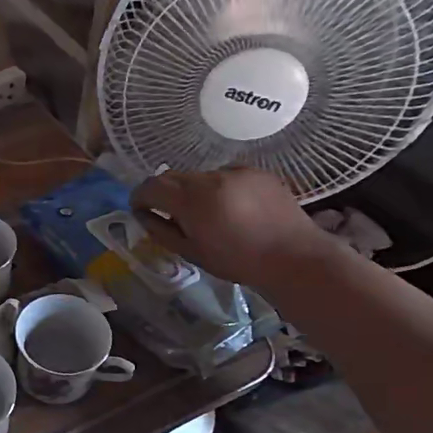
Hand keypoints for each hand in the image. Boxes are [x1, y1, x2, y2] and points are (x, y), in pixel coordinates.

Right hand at [130, 169, 333, 288]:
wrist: (293, 256)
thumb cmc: (237, 261)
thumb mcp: (191, 252)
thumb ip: (161, 230)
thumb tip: (142, 214)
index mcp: (192, 199)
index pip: (151, 186)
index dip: (139, 196)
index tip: (139, 209)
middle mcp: (211, 177)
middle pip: (173, 177)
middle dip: (165, 193)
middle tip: (170, 215)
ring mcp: (236, 171)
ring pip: (199, 176)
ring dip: (193, 191)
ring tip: (207, 215)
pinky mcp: (256, 171)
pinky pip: (225, 176)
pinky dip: (219, 189)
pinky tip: (232, 209)